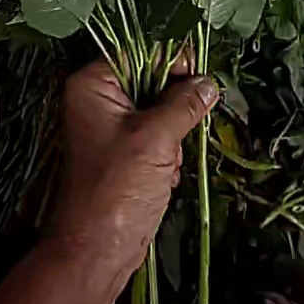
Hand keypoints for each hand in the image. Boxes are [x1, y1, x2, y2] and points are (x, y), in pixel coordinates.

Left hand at [48, 59, 218, 275]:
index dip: (171, 61)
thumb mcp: (156, 138)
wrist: (95, 252)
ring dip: (172, 133)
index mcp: (94, 82)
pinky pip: (154, 134)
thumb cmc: (117, 187)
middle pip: (150, 79)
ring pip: (157, 108)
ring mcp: (109, 124)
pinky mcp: (121, 149)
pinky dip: (166, 151)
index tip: (199, 78)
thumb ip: (184, 103)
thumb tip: (209, 83)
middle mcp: (98, 96)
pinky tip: (165, 175)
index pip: (139, 51)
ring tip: (169, 161)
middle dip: (173, 106)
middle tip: (181, 130)